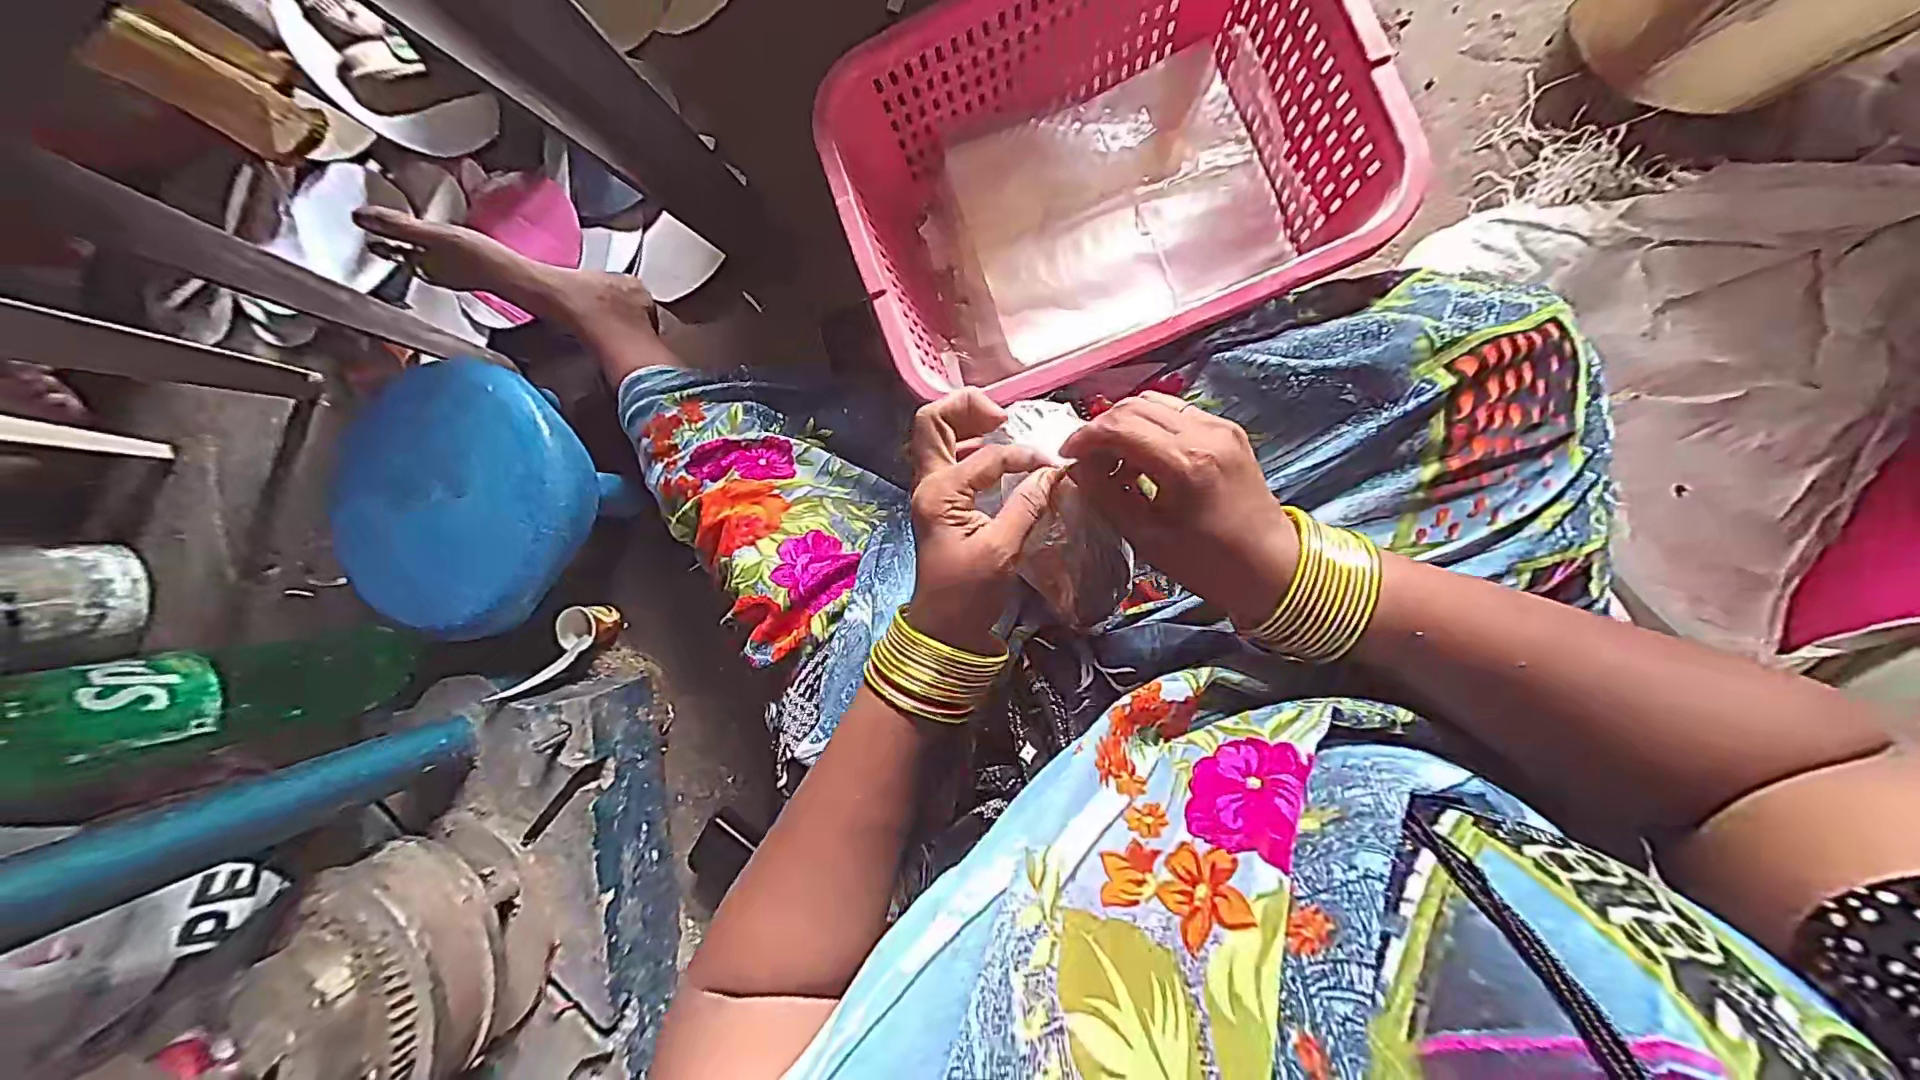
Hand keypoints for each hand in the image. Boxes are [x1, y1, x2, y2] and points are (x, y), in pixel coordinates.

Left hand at [354, 205, 542, 296]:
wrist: (521, 278)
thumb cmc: (482, 259)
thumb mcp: (436, 235)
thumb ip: (398, 226)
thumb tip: (358, 216)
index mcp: (424, 266)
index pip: (393, 249)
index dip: (380, 238)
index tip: (367, 228)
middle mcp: (438, 275)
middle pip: (410, 257)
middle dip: (398, 245)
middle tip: (385, 232)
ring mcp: (459, 276)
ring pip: (430, 260)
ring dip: (420, 250)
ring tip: (414, 237)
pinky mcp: (478, 275)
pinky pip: (451, 263)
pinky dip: (444, 255)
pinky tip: (450, 249)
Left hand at [906, 390, 1061, 653]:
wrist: (943, 626)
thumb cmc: (969, 593)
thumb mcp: (1003, 550)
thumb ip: (1028, 505)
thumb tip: (1054, 472)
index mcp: (939, 494)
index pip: (986, 457)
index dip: (1023, 456)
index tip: (1052, 467)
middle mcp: (927, 484)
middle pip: (930, 421)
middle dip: (967, 407)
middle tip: (1003, 418)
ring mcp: (929, 490)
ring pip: (935, 435)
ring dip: (966, 423)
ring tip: (1002, 428)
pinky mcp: (938, 500)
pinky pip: (948, 457)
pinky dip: (970, 446)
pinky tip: (996, 456)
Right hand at [1059, 391, 1297, 626]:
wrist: (1270, 565)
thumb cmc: (1207, 561)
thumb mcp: (1146, 536)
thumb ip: (1106, 495)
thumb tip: (1078, 468)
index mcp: (1184, 462)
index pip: (1119, 426)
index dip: (1084, 437)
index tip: (1068, 456)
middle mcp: (1204, 432)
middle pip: (1134, 407)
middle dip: (1101, 428)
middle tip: (1087, 460)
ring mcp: (1219, 426)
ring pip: (1153, 402)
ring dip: (1124, 424)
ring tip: (1113, 458)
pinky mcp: (1227, 429)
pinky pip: (1175, 412)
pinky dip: (1149, 426)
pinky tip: (1142, 456)